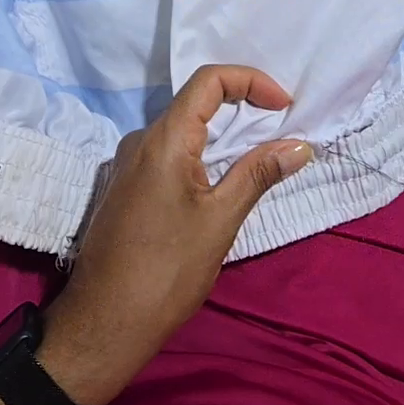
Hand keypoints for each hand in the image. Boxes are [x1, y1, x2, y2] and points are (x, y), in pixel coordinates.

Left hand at [38, 65, 311, 404]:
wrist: (103, 324)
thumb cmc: (166, 272)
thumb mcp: (220, 220)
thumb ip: (259, 173)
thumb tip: (300, 145)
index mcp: (164, 139)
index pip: (209, 80)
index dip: (252, 81)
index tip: (284, 105)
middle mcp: (141, 140)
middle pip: (195, 101)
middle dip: (242, 105)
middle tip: (280, 126)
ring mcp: (128, 163)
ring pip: (182, 129)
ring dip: (222, 132)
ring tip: (258, 153)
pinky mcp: (125, 186)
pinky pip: (168, 152)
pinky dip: (201, 152)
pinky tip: (220, 179)